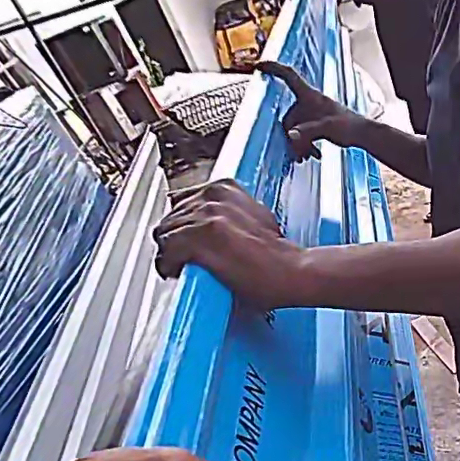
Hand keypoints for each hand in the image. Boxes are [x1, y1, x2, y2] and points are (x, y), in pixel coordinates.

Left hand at [154, 179, 308, 308]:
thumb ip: (232, 215)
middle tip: (183, 256)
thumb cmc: (282, 256)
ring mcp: (203, 217)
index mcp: (226, 188)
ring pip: (165, 233)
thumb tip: (216, 228)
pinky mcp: (197, 240)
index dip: (185, 222)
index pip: (186, 199)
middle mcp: (212, 197)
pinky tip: (175, 272)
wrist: (294, 272)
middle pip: (172, 216)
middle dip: (175, 237)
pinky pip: (166, 253)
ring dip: (170, 252)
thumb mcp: (257, 219)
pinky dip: (168, 265)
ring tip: (179, 265)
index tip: (187, 235)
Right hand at [255, 60, 362, 158]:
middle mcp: (309, 102)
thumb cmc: (348, 126)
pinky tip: (314, 155)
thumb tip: (291, 136)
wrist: (362, 134)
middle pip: (289, 115)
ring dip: (299, 144)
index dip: (272, 68)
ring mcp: (313, 113)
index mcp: (310, 95)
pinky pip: (305, 134)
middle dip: (290, 134)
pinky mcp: (318, 124)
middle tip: (296, 152)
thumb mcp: (326, 128)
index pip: (288, 75)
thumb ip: (307, 132)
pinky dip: (307, 145)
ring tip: (304, 157)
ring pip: (296, 127)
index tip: (259, 65)